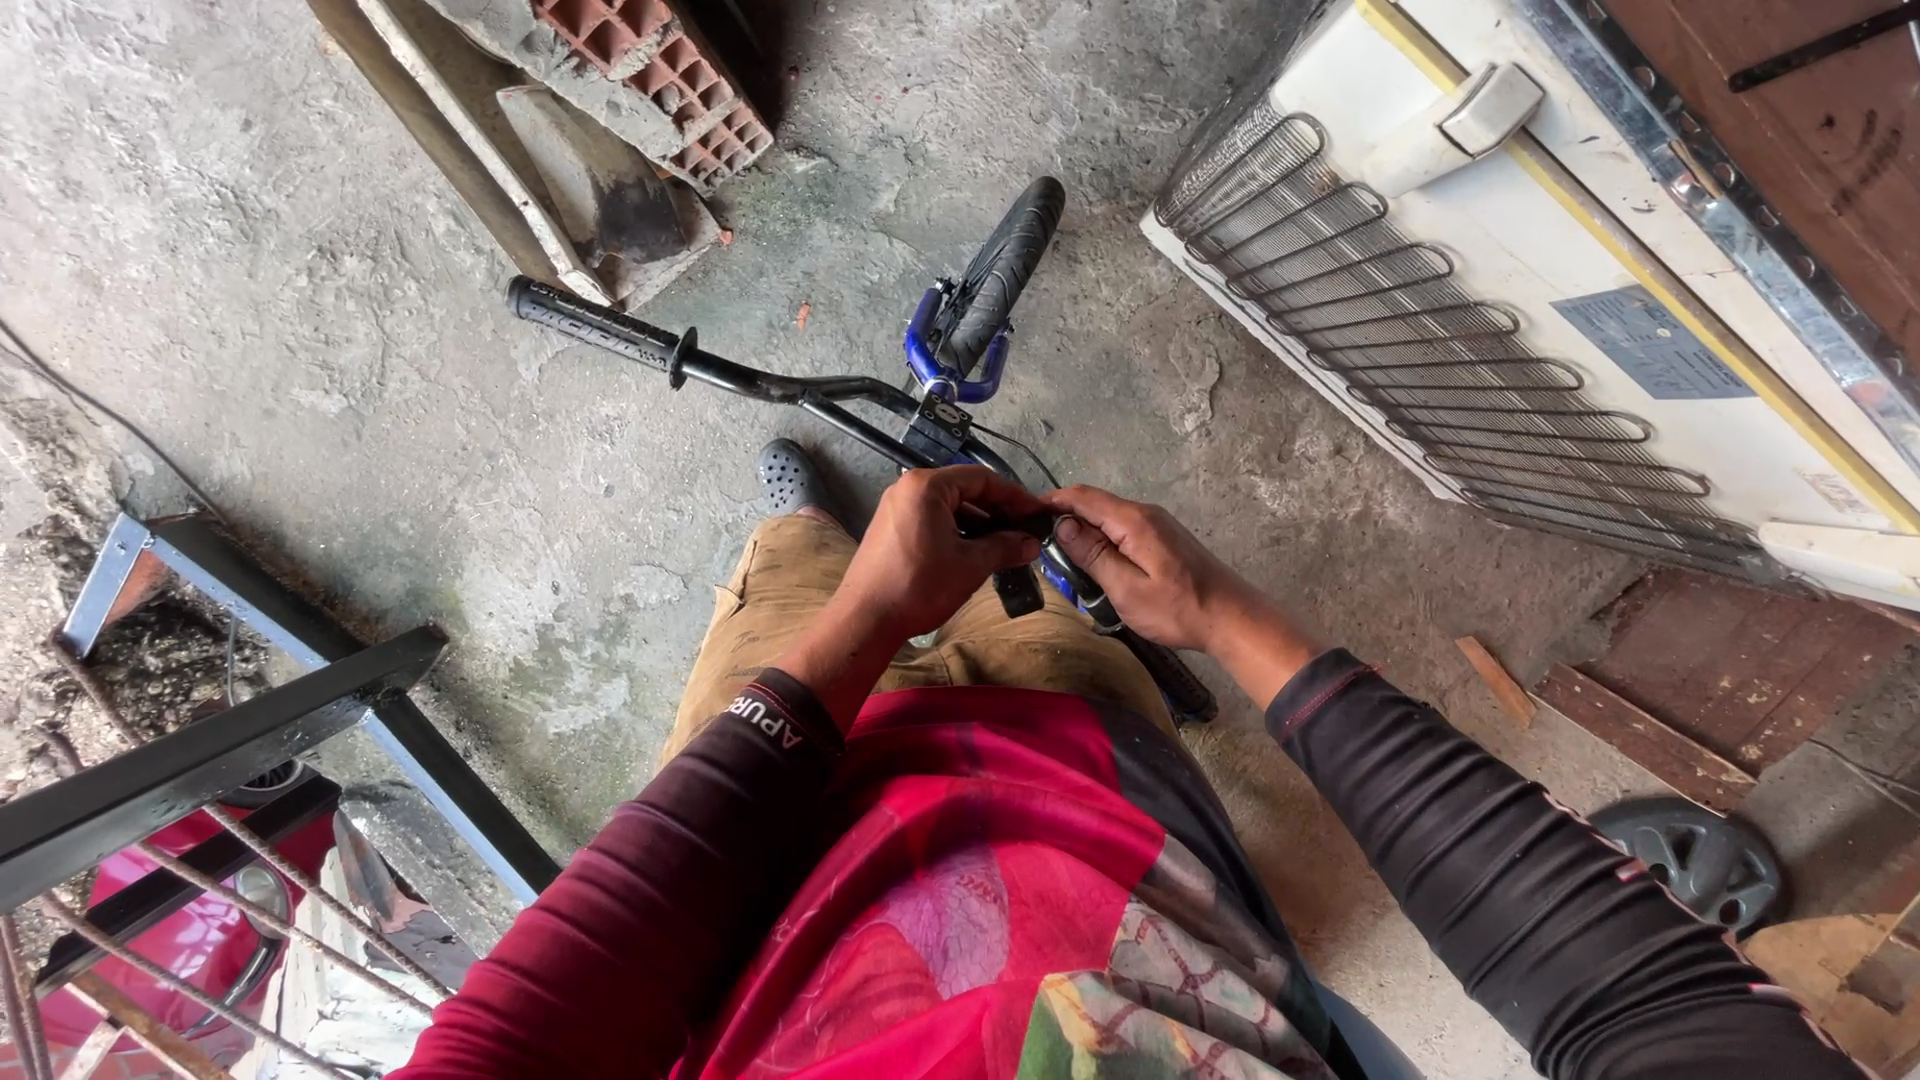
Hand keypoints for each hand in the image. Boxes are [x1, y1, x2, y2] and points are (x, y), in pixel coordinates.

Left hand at [836, 466, 1044, 642]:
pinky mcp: (892, 528)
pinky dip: (958, 531)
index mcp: (926, 486)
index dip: (1014, 495)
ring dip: (980, 523)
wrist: (866, 619)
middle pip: (964, 489)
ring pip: (949, 507)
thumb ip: (1004, 548)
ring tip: (1007, 545)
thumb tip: (1032, 544)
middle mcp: (908, 488)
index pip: (982, 478)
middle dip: (998, 510)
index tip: (1037, 512)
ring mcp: (897, 508)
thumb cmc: (919, 586)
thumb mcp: (970, 565)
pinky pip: (933, 520)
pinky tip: (978, 551)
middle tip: (1026, 530)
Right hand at [1042, 485, 1259, 651]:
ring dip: (1084, 531)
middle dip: (1064, 517)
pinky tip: (1095, 561)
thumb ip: (1094, 555)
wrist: (1233, 619)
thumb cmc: (1179, 610)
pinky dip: (1102, 539)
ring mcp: (1157, 524)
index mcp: (1134, 521)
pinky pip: (1123, 529)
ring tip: (1062, 557)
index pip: (1083, 497)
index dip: (1052, 501)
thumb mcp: (1127, 589)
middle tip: (1038, 543)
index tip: (1025, 514)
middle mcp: (1145, 514)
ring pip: (1108, 517)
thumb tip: (1063, 525)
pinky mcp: (1163, 538)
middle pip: (1095, 504)